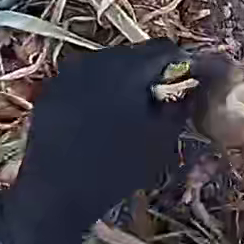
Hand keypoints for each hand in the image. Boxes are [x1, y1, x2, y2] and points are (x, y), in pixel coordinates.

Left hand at [0, 40, 192, 243]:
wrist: (55, 194)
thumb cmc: (117, 166)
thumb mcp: (161, 139)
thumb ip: (181, 105)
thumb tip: (191, 87)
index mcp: (127, 67)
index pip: (164, 48)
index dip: (181, 63)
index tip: (187, 82)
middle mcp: (96, 60)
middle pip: (135, 53)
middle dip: (152, 70)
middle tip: (162, 97)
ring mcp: (69, 73)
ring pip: (109, 63)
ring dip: (125, 78)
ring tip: (132, 107)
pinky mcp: (52, 90)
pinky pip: (86, 78)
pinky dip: (101, 88)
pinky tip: (103, 114)